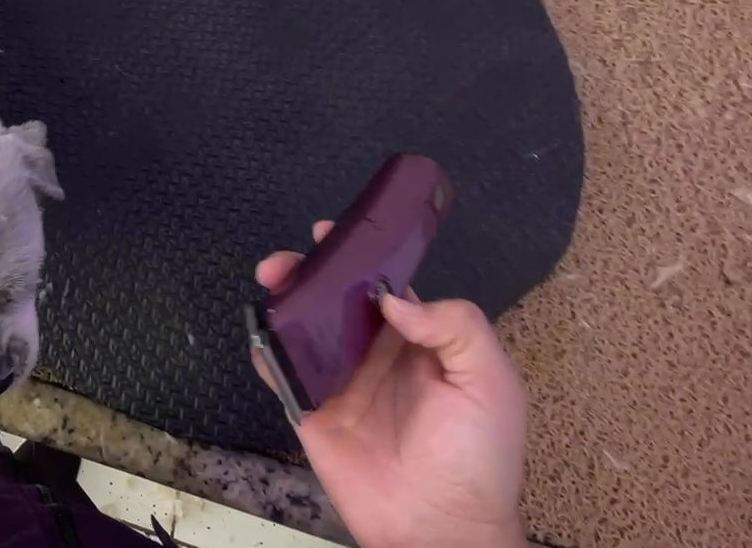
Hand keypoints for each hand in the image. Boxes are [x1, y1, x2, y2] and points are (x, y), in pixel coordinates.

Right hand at [255, 221, 528, 547]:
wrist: (438, 529)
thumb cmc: (474, 456)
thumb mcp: (491, 384)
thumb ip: (455, 329)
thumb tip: (389, 300)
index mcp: (412, 339)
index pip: (378, 286)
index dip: (355, 256)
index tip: (329, 234)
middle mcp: (369, 350)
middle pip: (329, 297)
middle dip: (304, 270)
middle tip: (283, 263)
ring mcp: (334, 377)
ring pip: (299, 324)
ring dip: (279, 298)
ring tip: (268, 283)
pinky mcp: (305, 405)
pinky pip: (277, 369)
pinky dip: (263, 348)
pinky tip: (260, 335)